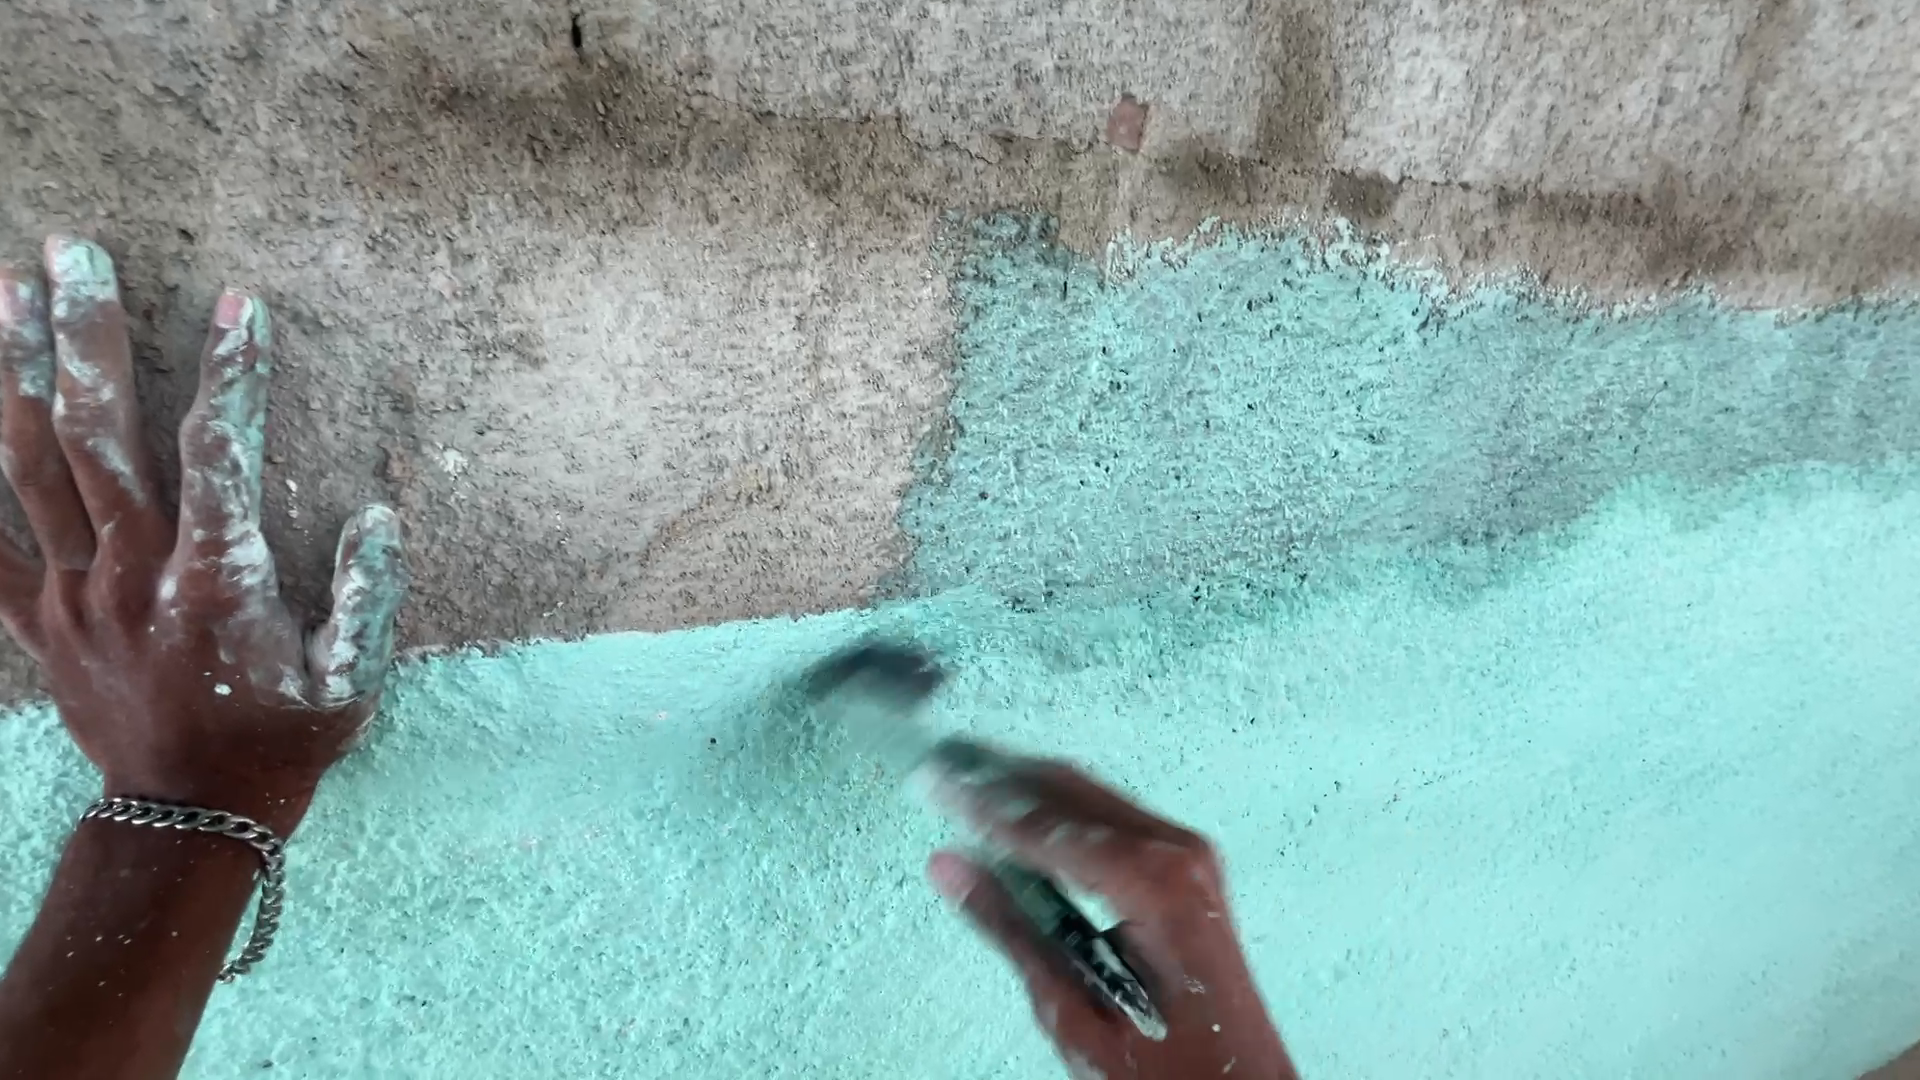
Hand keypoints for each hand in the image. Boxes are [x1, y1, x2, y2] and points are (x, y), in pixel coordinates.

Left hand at [0, 235, 407, 834]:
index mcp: (220, 583)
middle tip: (74, 254)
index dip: (232, 376)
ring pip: (19, 465)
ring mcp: (70, 592)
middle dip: (82, 338)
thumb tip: (380, 515)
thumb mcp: (361, 673)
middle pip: (94, 436)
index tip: (239, 307)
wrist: (195, 806)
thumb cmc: (294, 731)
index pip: (220, 455)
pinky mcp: (37, 615)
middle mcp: (132, 573)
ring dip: (5, 371)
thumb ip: (369, 593)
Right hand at [922, 742, 1298, 1079]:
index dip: (981, 803)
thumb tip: (953, 867)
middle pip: (1066, 787)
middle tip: (942, 773)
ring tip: (967, 787)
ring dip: (1023, 787)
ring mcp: (1185, 848)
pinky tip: (1018, 813)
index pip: (1044, 825)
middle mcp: (1175, 850)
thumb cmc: (1171, 1069)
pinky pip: (1105, 811)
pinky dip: (1054, 808)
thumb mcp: (1074, 1013)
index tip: (936, 785)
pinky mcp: (1182, 857)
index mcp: (1153, 884)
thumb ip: (1010, 929)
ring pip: (1084, 790)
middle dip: (998, 779)